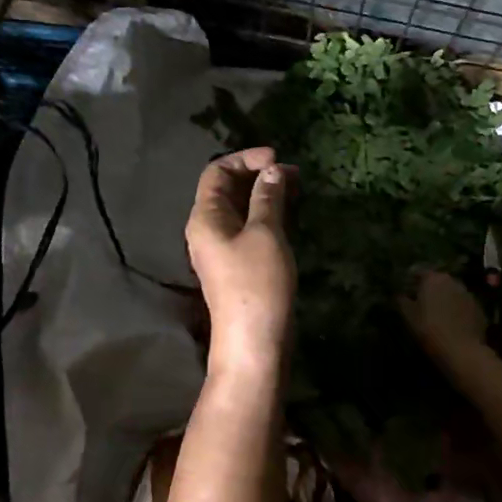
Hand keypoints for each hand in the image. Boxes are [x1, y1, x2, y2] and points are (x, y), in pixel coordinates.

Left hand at [185, 147, 296, 374]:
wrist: (253, 344)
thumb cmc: (257, 283)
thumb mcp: (265, 234)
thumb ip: (267, 197)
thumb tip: (272, 170)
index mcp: (205, 216)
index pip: (216, 172)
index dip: (244, 159)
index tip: (276, 158)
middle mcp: (207, 227)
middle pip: (227, 188)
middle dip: (257, 174)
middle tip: (293, 171)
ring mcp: (221, 246)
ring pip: (240, 208)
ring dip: (264, 193)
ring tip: (296, 186)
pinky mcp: (236, 262)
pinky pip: (247, 226)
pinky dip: (266, 213)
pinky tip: (289, 212)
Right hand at [399, 269, 488, 368]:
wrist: (462, 351)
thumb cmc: (429, 328)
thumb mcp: (407, 314)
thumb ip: (401, 299)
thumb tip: (400, 294)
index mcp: (433, 278)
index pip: (419, 273)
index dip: (412, 282)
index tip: (406, 293)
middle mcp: (453, 281)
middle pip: (438, 282)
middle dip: (430, 290)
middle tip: (422, 303)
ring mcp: (469, 295)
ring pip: (453, 293)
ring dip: (446, 299)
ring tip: (439, 314)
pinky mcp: (480, 310)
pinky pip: (464, 306)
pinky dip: (458, 311)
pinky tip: (453, 324)